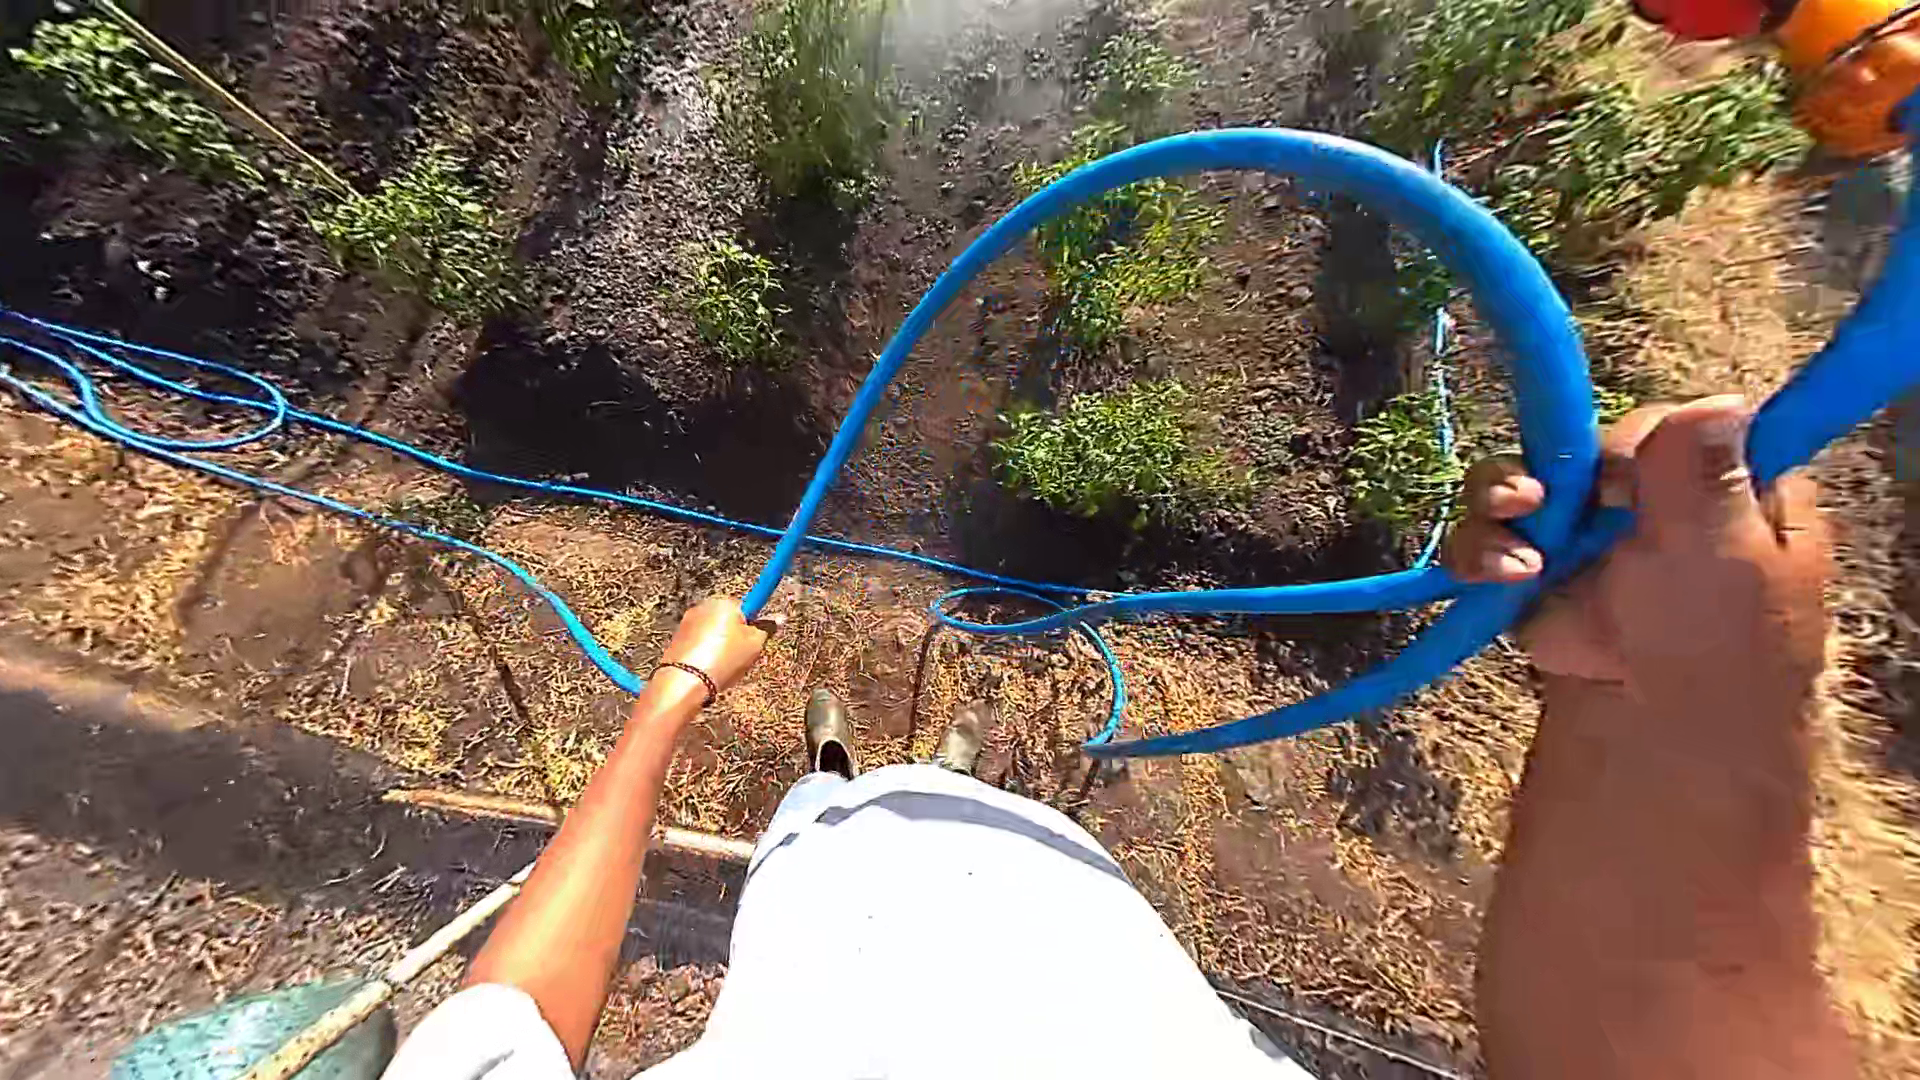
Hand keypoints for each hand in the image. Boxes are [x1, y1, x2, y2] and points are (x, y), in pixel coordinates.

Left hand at [658, 596, 780, 695]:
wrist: (686, 682)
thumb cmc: (723, 659)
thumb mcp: (755, 644)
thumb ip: (767, 628)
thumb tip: (779, 618)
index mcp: (725, 602)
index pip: (748, 605)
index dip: (755, 622)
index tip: (759, 634)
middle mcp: (704, 606)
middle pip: (730, 618)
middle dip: (738, 634)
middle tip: (745, 654)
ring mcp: (688, 622)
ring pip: (714, 631)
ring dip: (722, 644)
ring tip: (726, 665)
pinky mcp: (677, 638)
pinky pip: (700, 642)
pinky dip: (707, 652)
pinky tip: (710, 668)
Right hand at [1445, 396, 1826, 699]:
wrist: (1645, 708)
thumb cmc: (1715, 637)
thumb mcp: (1723, 557)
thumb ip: (1703, 482)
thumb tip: (1714, 400)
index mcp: (1699, 478)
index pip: (1643, 429)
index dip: (1615, 448)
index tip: (1612, 486)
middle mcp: (1624, 492)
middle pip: (1555, 453)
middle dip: (1528, 478)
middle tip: (1524, 503)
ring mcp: (1564, 525)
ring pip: (1501, 489)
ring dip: (1493, 519)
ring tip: (1516, 564)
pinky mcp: (1515, 556)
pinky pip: (1475, 536)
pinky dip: (1477, 554)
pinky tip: (1504, 579)